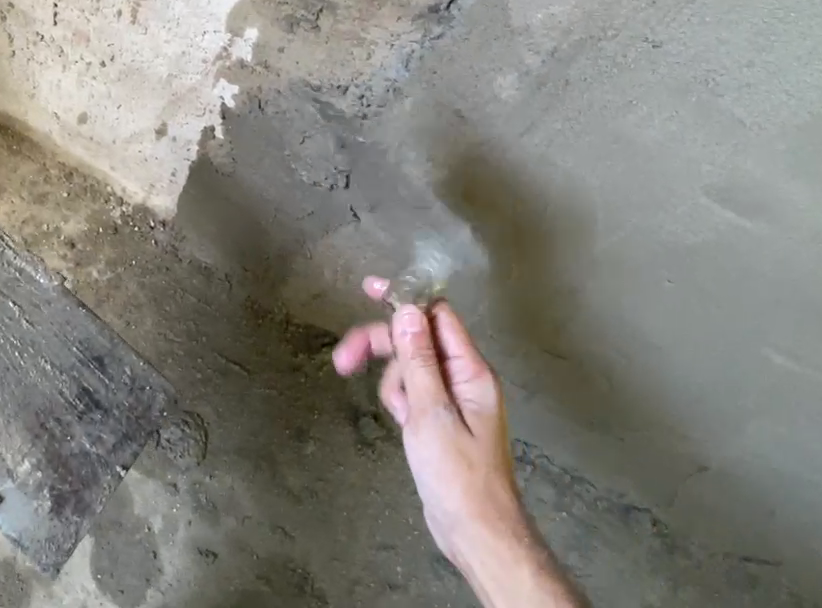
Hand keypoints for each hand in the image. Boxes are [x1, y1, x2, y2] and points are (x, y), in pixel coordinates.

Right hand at [334, 279, 581, 606]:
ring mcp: (451, 398)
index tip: (369, 288)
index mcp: (470, 370)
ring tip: (394, 413)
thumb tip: (406, 309)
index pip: (436, 315)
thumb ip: (418, 359)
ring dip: (391, 379)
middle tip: (345, 358)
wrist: (475, 532)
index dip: (404, 298)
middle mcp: (463, 377)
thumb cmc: (457, 474)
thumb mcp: (431, 412)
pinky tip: (400, 422)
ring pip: (409, 366)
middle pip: (415, 339)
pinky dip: (399, 399)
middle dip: (381, 345)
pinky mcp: (439, 417)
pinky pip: (412, 391)